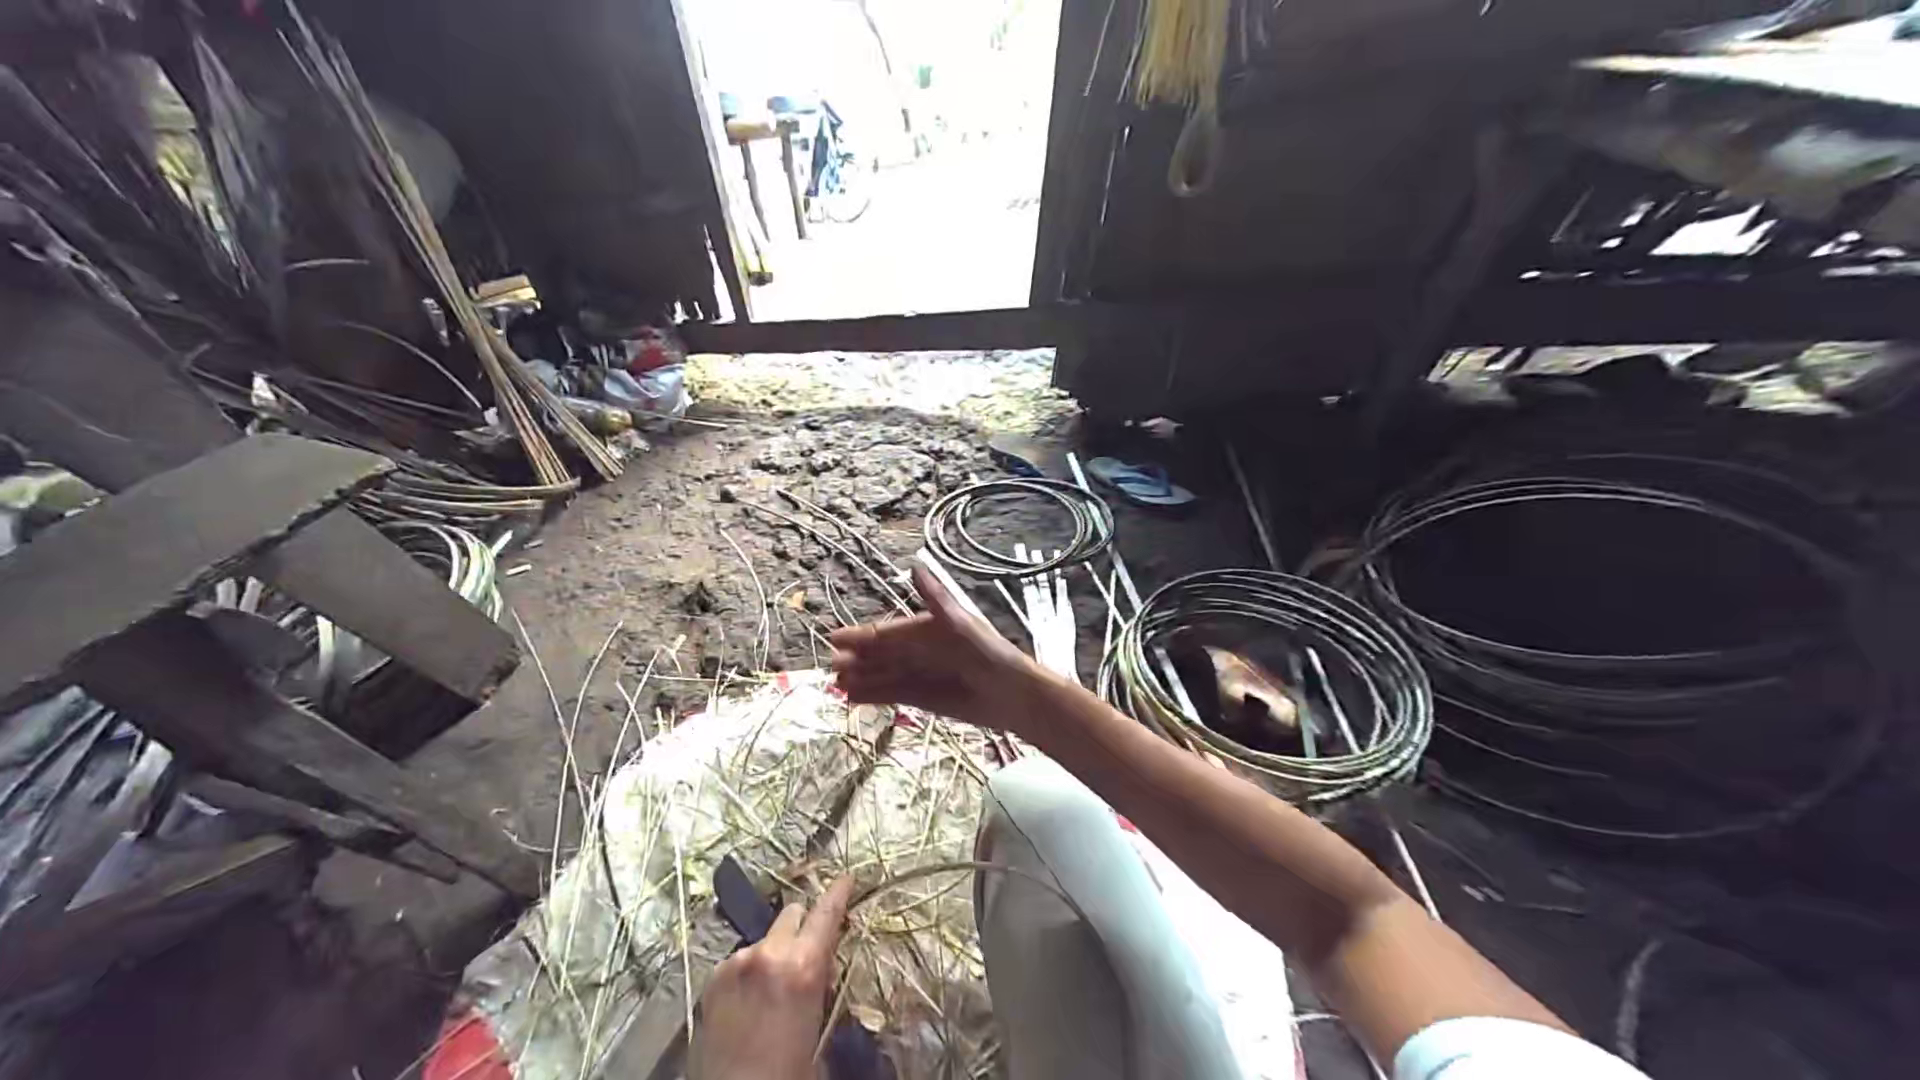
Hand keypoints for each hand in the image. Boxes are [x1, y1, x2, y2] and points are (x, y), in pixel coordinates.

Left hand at [691, 876, 854, 1079]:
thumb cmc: (789, 1071)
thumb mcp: (818, 1023)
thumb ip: (819, 983)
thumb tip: (821, 965)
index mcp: (803, 966)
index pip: (826, 912)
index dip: (839, 892)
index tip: (847, 877)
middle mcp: (769, 952)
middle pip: (793, 913)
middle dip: (803, 926)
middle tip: (806, 952)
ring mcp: (737, 962)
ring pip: (766, 938)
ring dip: (774, 952)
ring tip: (770, 991)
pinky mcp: (714, 977)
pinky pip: (741, 959)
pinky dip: (750, 971)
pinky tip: (747, 1003)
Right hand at [830, 564, 1048, 733]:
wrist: (1011, 693)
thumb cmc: (987, 652)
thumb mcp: (959, 622)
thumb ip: (935, 598)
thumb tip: (915, 564)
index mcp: (926, 630)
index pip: (886, 632)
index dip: (861, 635)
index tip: (835, 638)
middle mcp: (920, 651)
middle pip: (881, 655)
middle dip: (857, 659)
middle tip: (831, 665)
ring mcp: (921, 675)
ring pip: (883, 675)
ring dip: (861, 678)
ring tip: (836, 684)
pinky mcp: (925, 698)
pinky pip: (893, 694)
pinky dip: (874, 695)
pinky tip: (853, 698)